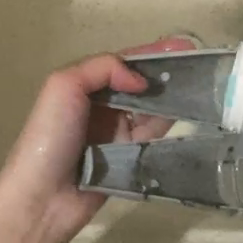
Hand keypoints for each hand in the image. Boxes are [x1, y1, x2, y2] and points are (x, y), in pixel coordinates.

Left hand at [0, 36, 198, 242]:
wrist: (42, 197)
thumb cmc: (50, 135)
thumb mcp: (65, 85)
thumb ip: (104, 68)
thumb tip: (141, 82)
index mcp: (83, 84)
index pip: (122, 62)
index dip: (150, 52)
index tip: (182, 45)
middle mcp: (101, 105)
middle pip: (139, 83)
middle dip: (166, 71)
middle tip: (198, 62)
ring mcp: (115, 132)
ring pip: (150, 106)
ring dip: (171, 94)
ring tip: (200, 83)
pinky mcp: (128, 157)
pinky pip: (152, 133)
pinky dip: (169, 120)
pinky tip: (188, 109)